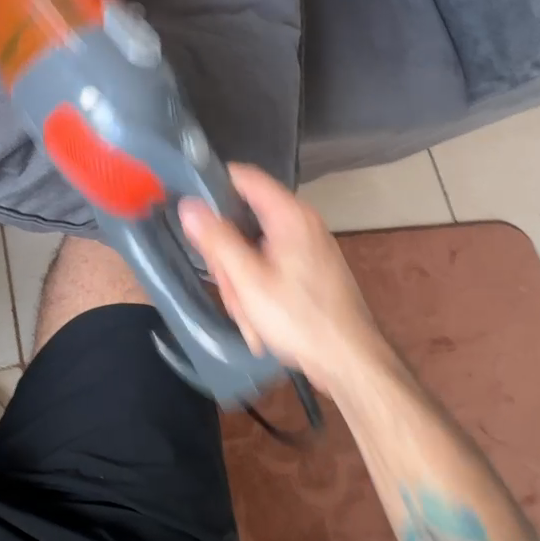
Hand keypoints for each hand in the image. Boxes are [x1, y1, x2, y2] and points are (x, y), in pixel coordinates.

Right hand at [179, 164, 387, 382]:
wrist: (351, 363)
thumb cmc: (300, 318)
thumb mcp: (248, 280)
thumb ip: (216, 239)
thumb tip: (188, 206)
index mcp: (289, 215)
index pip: (243, 177)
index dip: (213, 186)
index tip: (191, 210)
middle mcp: (301, 223)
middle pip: (245, 218)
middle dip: (228, 252)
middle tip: (226, 282)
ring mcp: (308, 246)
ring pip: (254, 246)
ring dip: (241, 277)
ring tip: (247, 310)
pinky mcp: (310, 269)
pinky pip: (270, 264)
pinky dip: (258, 286)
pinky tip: (259, 316)